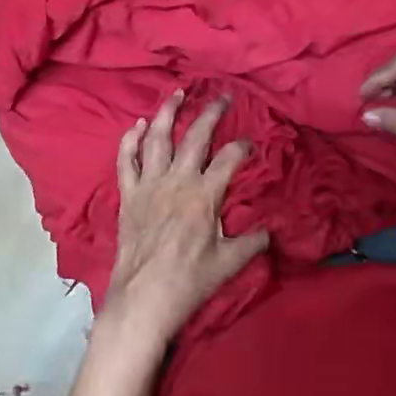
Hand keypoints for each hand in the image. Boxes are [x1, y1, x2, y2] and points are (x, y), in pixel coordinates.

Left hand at [104, 91, 269, 343]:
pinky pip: (126, 161)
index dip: (243, 146)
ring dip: (168, 113)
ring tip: (177, 94)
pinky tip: (138, 125)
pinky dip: (131, 140)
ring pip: (158, 139)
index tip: (251, 145)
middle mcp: (177, 181)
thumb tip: (270, 231)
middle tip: (222, 97)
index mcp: (204, 195)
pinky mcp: (128, 196)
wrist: (142, 300)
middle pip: (196, 137)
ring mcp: (149, 186)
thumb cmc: (188, 282)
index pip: (230, 158)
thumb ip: (252, 242)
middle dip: (211, 113)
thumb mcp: (228, 263)